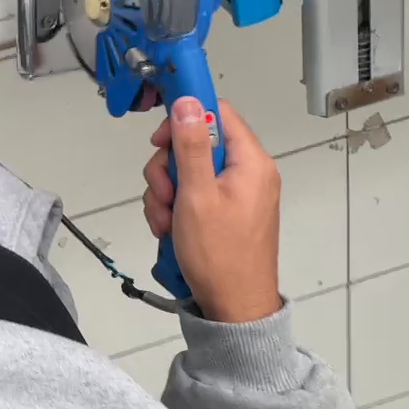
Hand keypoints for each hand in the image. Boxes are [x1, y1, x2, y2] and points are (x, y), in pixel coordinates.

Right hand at [140, 96, 281, 322]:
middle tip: (164, 194)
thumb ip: (190, 145)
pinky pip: (189, 194)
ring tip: (165, 221)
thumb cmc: (218, 252)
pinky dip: (173, 208)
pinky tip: (169, 229)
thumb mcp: (196, 195)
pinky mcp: (222, 211)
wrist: (234, 307)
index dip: (184, 119)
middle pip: (193, 144)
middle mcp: (246, 172)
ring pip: (184, 171)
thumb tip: (187, 100)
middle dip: (167, 169)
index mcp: (250, 162)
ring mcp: (234, 194)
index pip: (216, 114)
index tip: (159, 140)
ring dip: (164, 193)